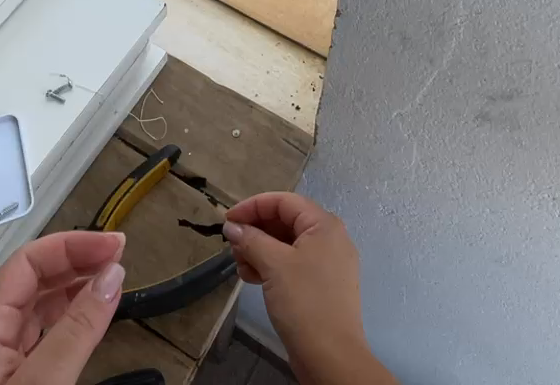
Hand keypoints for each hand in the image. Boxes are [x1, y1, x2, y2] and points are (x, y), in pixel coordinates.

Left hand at [0, 230, 126, 384]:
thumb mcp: (42, 381)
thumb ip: (77, 329)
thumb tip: (114, 272)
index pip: (26, 262)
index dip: (70, 246)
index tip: (114, 246)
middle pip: (33, 279)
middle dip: (76, 259)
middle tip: (120, 255)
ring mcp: (2, 362)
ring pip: (41, 306)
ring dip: (77, 285)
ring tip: (113, 278)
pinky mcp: (18, 382)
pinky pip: (46, 335)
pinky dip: (73, 317)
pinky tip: (93, 315)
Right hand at [223, 193, 391, 383]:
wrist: (331, 358)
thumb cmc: (304, 302)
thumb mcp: (274, 265)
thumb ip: (251, 240)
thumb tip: (232, 226)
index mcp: (323, 225)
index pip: (284, 201)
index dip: (253, 206)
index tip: (228, 219)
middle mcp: (329, 238)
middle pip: (286, 221)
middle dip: (256, 230)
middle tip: (232, 245)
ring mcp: (328, 263)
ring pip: (287, 244)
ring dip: (260, 250)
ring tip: (239, 265)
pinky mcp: (322, 285)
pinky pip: (293, 264)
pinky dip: (272, 266)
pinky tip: (251, 277)